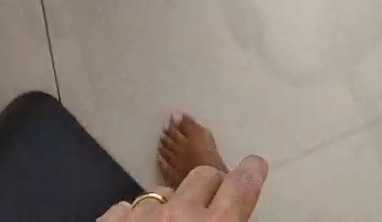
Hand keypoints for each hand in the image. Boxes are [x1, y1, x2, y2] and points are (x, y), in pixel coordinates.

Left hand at [98, 155, 268, 221]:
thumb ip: (226, 220)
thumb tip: (232, 210)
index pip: (241, 188)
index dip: (250, 174)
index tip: (254, 165)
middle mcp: (180, 215)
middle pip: (203, 176)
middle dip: (208, 187)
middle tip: (206, 205)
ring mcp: (141, 216)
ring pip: (162, 191)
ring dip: (167, 206)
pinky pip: (126, 208)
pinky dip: (132, 218)